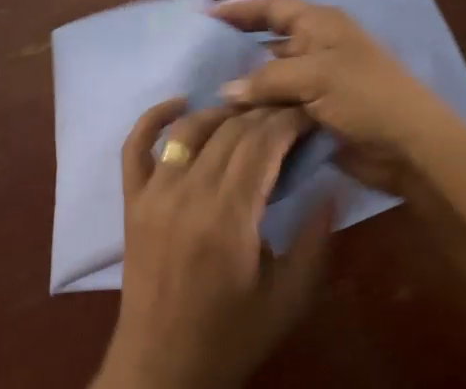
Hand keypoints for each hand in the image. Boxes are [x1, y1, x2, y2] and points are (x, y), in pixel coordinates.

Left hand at [93, 101, 333, 388]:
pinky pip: (135, 147)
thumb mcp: (289, 297)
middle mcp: (188, 193)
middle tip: (290, 115)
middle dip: (265, 114)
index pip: (262, 142)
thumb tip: (332, 186)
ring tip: (252, 114)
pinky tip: (179, 104)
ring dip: (224, 114)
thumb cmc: (231, 335)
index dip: (289, 121)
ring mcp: (154, 194)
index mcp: (229, 216)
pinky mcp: (132, 202)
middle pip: (231, 131)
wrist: (163, 369)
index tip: (310, 116)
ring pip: (190, 130)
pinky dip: (153, 118)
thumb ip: (315, 239)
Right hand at [209, 0, 456, 195]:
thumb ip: (267, 79)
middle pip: (265, 45)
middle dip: (233, 54)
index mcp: (318, 25)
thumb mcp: (314, 76)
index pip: (270, 8)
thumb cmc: (365, 95)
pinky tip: (227, 126)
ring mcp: (315, 84)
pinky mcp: (316, 116)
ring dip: (243, 90)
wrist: (409, 146)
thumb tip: (226, 90)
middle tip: (192, 67)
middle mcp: (314, 48)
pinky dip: (258, 116)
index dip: (238, 10)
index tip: (202, 18)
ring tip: (201, 99)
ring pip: (269, 82)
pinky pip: (278, 110)